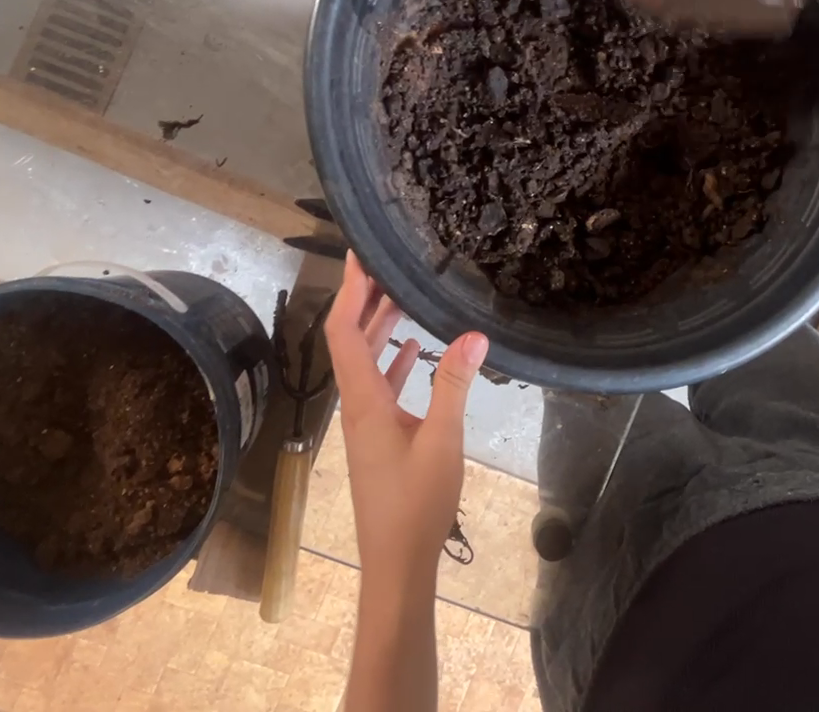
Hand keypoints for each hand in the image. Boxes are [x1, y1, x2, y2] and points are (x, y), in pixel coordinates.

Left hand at [325, 253, 489, 581]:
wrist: (397, 562)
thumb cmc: (416, 502)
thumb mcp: (443, 440)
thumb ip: (454, 384)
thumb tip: (475, 334)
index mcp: (363, 401)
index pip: (343, 332)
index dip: (348, 292)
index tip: (358, 256)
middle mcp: (356, 407)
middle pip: (349, 341)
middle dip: (363, 300)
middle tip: (384, 264)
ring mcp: (366, 424)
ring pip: (365, 363)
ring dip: (378, 327)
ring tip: (401, 295)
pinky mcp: (379, 438)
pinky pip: (379, 386)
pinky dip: (392, 361)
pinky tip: (414, 349)